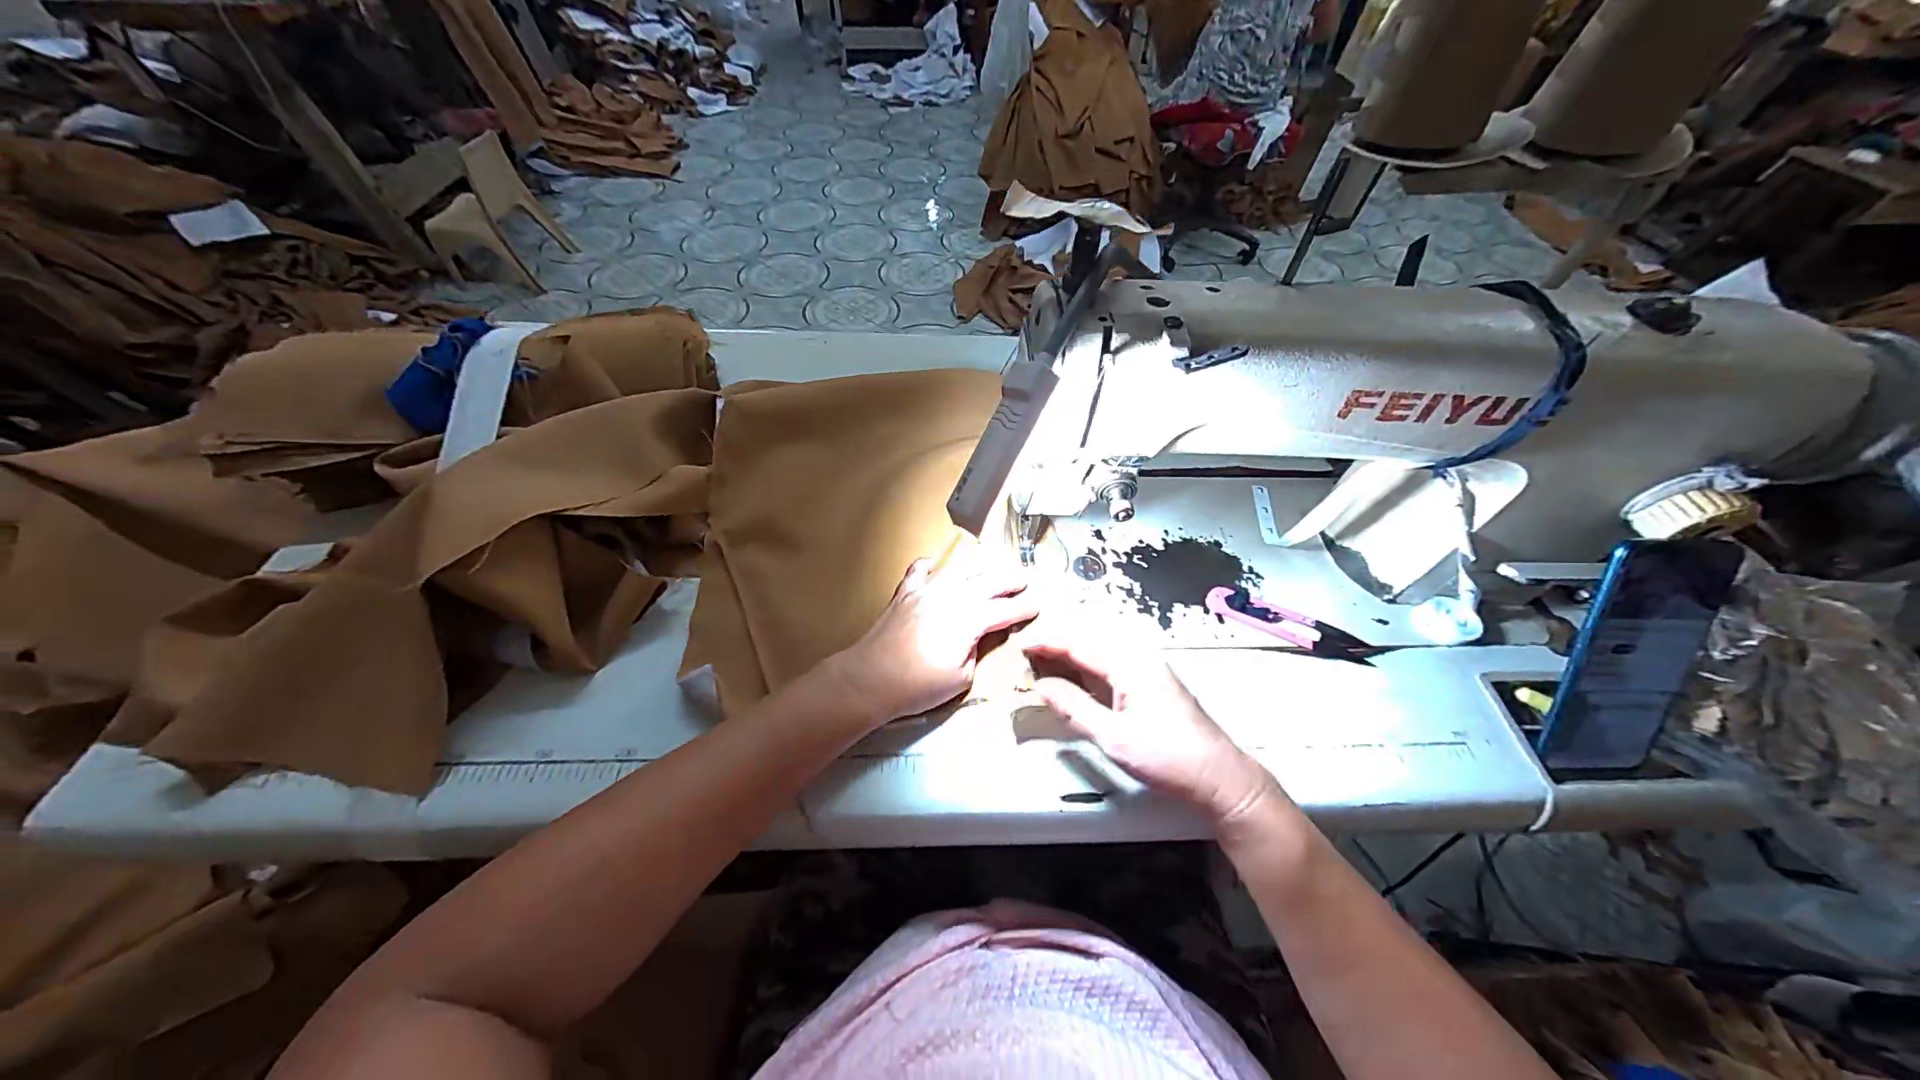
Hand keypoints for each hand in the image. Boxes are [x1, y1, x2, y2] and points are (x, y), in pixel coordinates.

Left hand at [826, 557, 1040, 725]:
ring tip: (990, 569)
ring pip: (959, 570)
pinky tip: (935, 565)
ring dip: (978, 569)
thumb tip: (977, 637)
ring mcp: (926, 590)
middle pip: (987, 582)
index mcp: (971, 619)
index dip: (1023, 608)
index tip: (1036, 605)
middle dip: (1008, 580)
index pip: (1005, 610)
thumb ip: (975, 651)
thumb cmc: (919, 685)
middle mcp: (952, 596)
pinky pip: (920, 570)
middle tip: (1022, 578)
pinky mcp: (905, 593)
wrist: (871, 678)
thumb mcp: (961, 677)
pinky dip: (931, 566)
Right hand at [1021, 623, 1279, 829]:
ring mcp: (1148, 671)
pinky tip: (1074, 679)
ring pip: (1099, 653)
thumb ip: (1074, 708)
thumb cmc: (1170, 758)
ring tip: (1042, 663)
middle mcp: (1140, 659)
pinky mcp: (1151, 685)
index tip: (1021, 643)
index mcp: (1130, 664)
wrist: (1218, 777)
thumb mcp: (1113, 737)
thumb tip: (1043, 686)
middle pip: (1089, 641)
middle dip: (1056, 644)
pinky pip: (1110, 665)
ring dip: (1070, 656)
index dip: (1047, 641)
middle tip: (1026, 652)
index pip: (1078, 643)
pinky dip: (1086, 668)